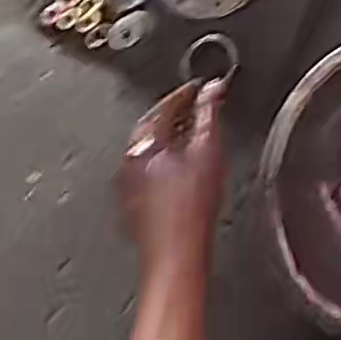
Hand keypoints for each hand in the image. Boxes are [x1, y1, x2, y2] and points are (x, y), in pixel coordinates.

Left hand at [118, 78, 226, 273]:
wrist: (177, 251)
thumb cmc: (192, 206)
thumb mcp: (210, 148)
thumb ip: (211, 113)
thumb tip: (214, 88)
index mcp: (144, 145)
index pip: (163, 106)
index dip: (185, 93)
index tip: (200, 88)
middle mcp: (129, 162)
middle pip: (151, 126)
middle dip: (175, 113)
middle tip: (197, 106)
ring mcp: (127, 185)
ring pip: (148, 148)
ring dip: (169, 135)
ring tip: (192, 133)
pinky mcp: (131, 202)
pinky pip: (145, 169)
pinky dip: (163, 158)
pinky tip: (181, 164)